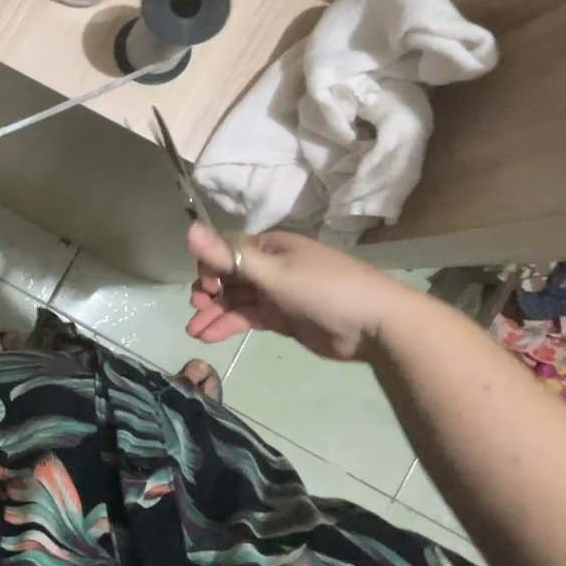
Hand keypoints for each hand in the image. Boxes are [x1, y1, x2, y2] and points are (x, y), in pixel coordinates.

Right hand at [184, 222, 418, 360]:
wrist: (378, 327)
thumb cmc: (325, 290)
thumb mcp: (273, 272)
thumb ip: (228, 255)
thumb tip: (188, 228)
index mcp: (270, 247)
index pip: (225, 251)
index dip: (208, 268)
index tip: (204, 288)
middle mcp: (270, 266)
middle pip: (227, 277)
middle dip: (207, 294)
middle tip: (196, 311)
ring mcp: (276, 293)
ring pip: (235, 300)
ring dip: (213, 314)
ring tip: (194, 332)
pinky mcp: (282, 318)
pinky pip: (247, 317)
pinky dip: (228, 326)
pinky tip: (209, 337)